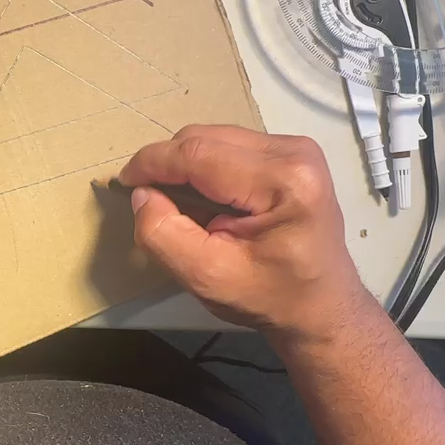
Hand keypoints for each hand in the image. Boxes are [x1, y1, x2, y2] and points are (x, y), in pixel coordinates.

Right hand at [120, 125, 378, 347]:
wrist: (320, 306)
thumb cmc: (268, 297)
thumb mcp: (205, 276)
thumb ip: (163, 234)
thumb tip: (142, 195)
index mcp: (282, 182)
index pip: (197, 153)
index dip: (152, 163)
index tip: (124, 183)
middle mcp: (293, 152)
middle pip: (204, 138)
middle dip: (167, 165)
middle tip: (150, 202)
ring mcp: (295, 148)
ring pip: (214, 138)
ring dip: (185, 167)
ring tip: (181, 206)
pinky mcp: (291, 153)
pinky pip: (229, 146)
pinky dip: (205, 168)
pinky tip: (206, 200)